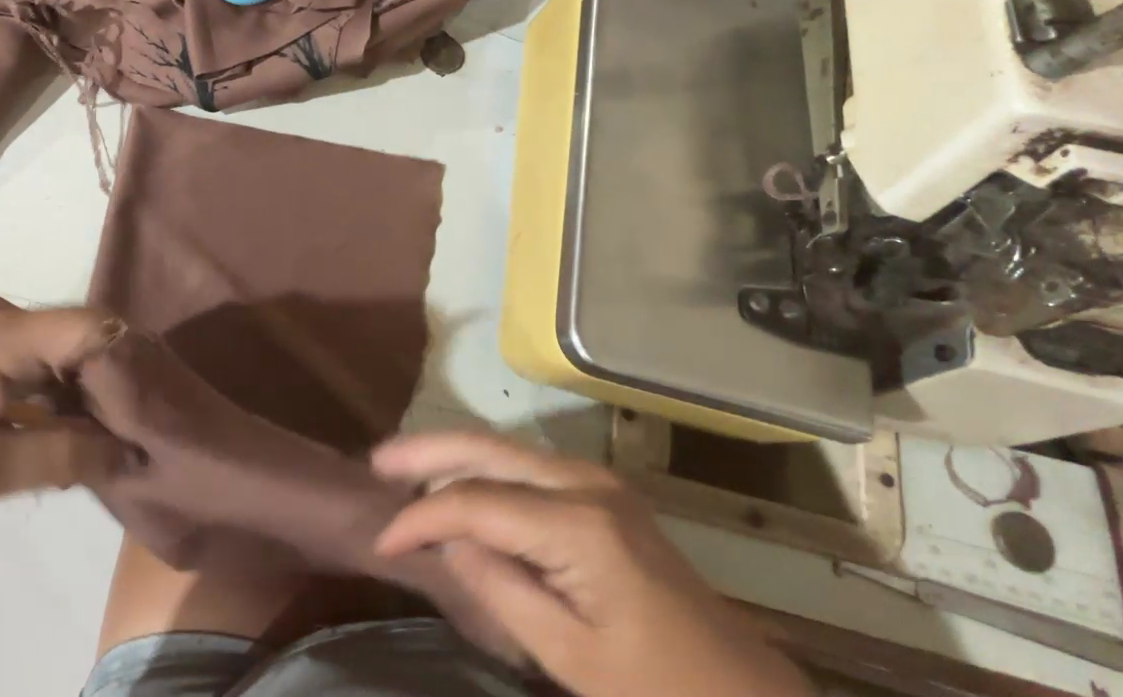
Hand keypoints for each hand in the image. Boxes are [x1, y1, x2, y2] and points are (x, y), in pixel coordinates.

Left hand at [0, 301, 131, 537]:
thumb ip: (60, 456)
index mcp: (1, 332)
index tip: (156, 420)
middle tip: (150, 438)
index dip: (133, 370)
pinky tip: (84, 437)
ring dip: (96, 396)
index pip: (97, 329)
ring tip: (127, 442)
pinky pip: (45, 367)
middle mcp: (4, 318)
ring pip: (70, 355)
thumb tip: (130, 450)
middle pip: (88, 339)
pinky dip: (68, 399)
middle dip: (121, 386)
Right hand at [372, 432, 811, 696]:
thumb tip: (449, 542)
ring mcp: (602, 485)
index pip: (474, 503)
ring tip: (404, 467)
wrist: (746, 696)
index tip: (382, 542)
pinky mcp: (607, 497)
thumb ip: (500, 589)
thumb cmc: (656, 687)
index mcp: (577, 525)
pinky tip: (461, 485)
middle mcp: (587, 484)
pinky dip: (486, 470)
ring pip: (508, 450)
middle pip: (488, 450)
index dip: (421, 517)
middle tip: (376, 462)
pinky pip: (531, 468)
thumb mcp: (568, 655)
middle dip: (428, 451)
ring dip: (454, 455)